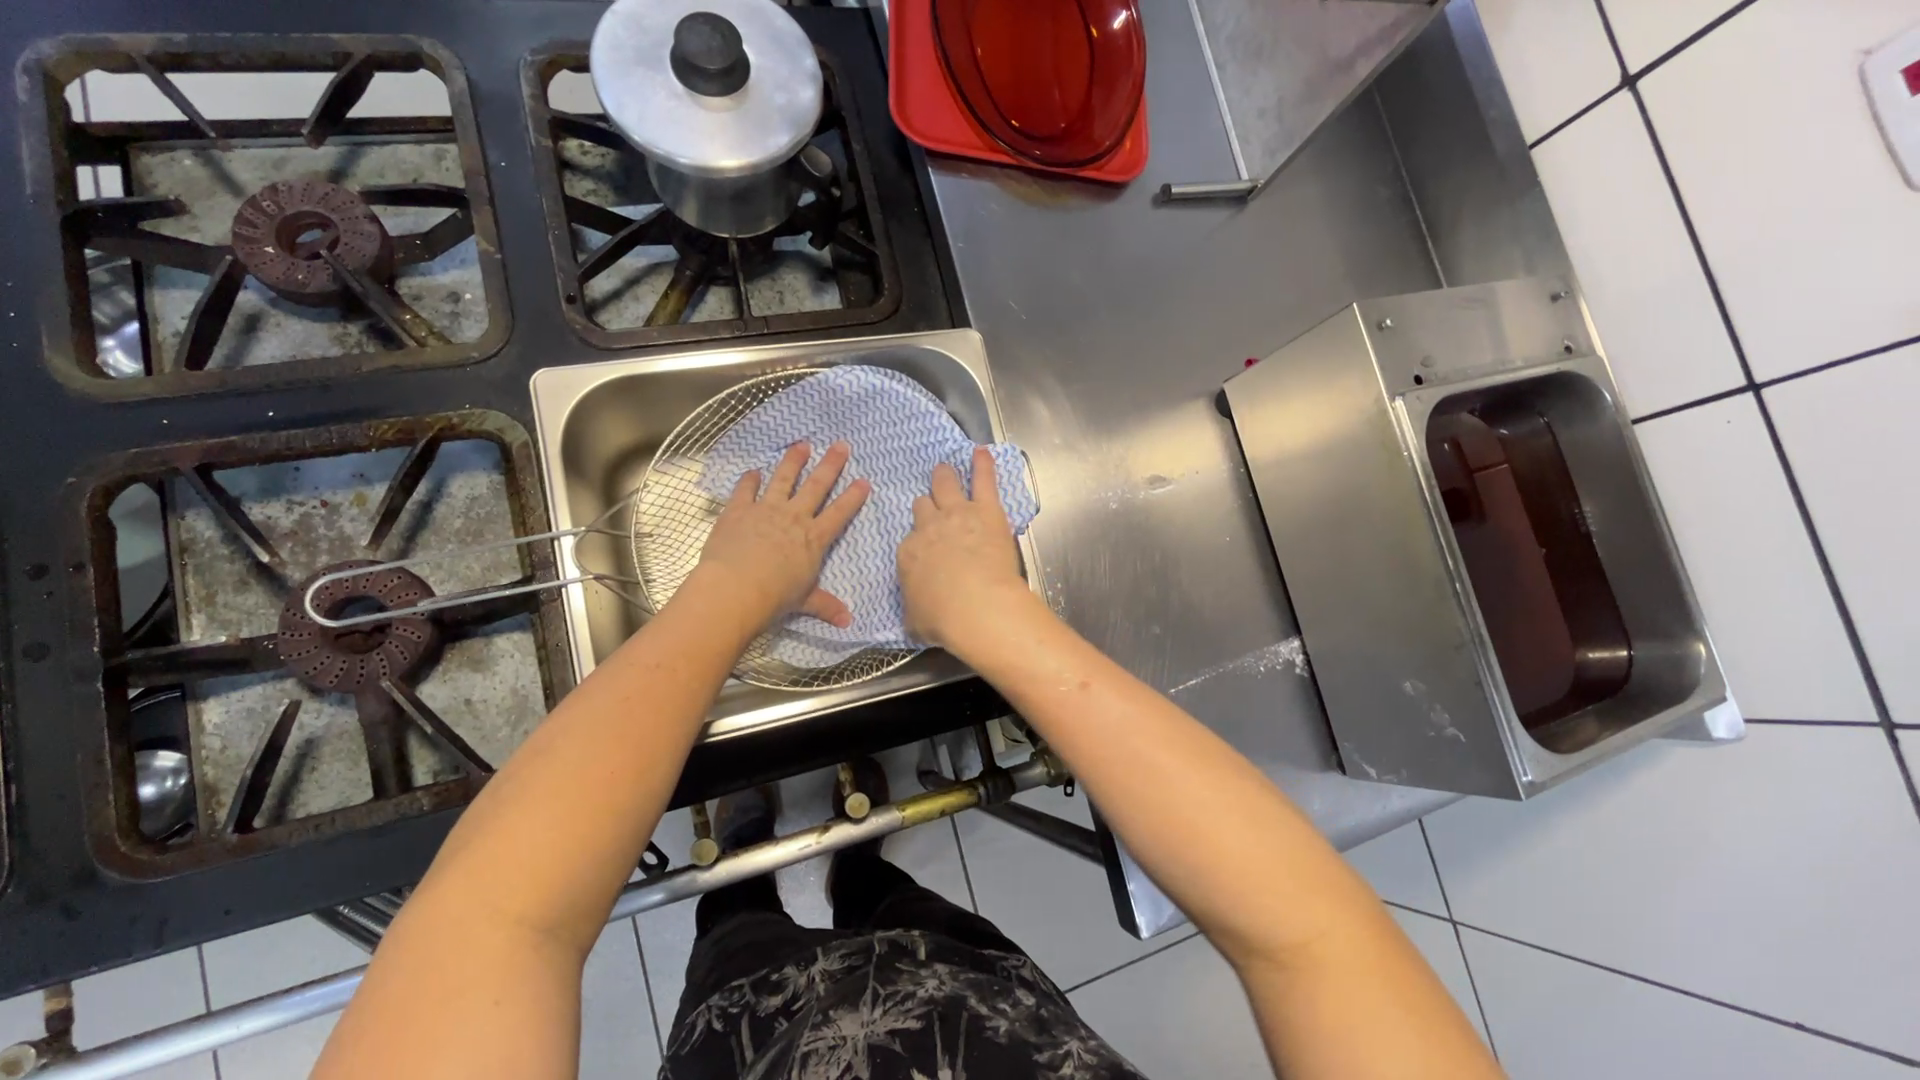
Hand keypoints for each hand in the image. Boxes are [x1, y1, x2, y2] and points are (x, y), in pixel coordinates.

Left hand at [696, 441, 870, 628]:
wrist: (736, 588)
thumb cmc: (775, 597)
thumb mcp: (805, 602)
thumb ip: (825, 605)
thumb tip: (847, 622)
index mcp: (814, 539)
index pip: (839, 513)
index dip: (853, 497)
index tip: (863, 480)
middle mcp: (794, 517)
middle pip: (816, 485)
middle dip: (830, 464)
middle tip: (841, 445)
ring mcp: (765, 509)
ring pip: (783, 478)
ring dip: (793, 461)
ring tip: (801, 444)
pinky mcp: (738, 510)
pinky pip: (745, 489)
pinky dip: (749, 480)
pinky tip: (752, 471)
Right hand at [898, 446, 1028, 650]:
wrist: (977, 607)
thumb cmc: (944, 620)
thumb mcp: (915, 619)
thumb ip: (914, 609)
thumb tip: (916, 613)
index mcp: (908, 554)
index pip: (909, 539)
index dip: (919, 541)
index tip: (925, 546)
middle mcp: (928, 528)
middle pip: (923, 507)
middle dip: (927, 505)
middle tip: (932, 503)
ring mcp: (957, 514)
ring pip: (945, 485)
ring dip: (945, 476)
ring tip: (945, 468)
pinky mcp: (986, 510)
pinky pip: (982, 480)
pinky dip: (982, 465)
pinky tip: (982, 452)